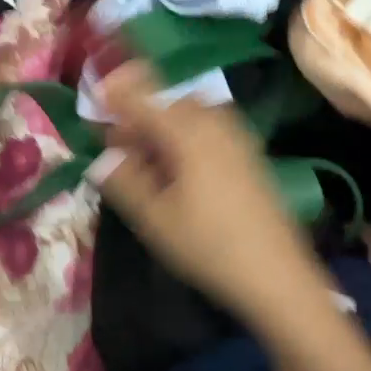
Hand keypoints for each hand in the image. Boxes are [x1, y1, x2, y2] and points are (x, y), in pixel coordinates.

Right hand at [91, 62, 328, 324]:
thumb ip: (123, 180)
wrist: (278, 277)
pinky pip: (206, 127)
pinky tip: (174, 167)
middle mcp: (213, 123)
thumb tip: (102, 157)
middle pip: (167, 99)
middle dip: (137, 111)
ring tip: (142, 155)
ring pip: (187, 113)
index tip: (93, 101)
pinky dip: (182, 134)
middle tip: (116, 141)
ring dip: (160, 123)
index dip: (114, 93)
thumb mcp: (154, 218)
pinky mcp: (247, 154)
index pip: (142, 95)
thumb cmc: (209, 247)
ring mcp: (235, 137)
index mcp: (187, 131)